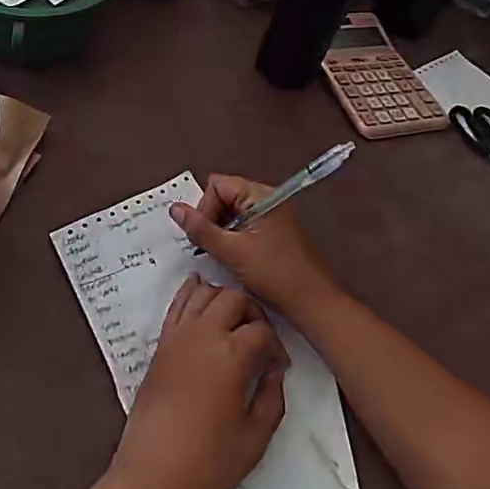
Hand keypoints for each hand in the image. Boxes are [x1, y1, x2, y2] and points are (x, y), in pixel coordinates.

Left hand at [102, 276, 287, 488]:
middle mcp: (204, 334)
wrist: (153, 476)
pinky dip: (191, 290)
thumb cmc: (208, 463)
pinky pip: (177, 304)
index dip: (277, 345)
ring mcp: (178, 336)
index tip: (280, 365)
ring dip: (224, 297)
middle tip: (261, 337)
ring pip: (205, 293)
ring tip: (236, 320)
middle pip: (234, 298)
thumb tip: (274, 371)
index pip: (262, 330)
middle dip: (253, 311)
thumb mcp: (256, 437)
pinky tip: (200, 287)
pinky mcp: (161, 344)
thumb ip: (272, 397)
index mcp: (231, 355)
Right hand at [171, 175, 342, 315]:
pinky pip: (246, 223)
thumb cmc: (274, 274)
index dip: (205, 208)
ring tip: (221, 254)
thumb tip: (175, 209)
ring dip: (222, 230)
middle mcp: (268, 198)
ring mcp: (274, 214)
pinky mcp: (276, 230)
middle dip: (211, 219)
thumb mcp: (232, 252)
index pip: (217, 185)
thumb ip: (201, 229)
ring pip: (233, 212)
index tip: (203, 236)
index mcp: (261, 195)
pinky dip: (234, 237)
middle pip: (224, 196)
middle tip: (207, 247)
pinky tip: (234, 258)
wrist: (315, 303)